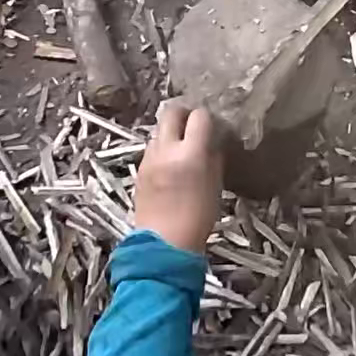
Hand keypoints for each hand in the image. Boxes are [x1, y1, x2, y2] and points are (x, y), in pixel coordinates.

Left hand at [133, 101, 224, 252]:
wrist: (164, 244)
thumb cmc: (198, 217)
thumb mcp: (216, 184)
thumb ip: (214, 155)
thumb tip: (214, 139)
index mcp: (190, 153)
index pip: (199, 116)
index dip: (208, 118)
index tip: (214, 127)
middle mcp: (166, 149)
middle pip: (172, 111)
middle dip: (185, 113)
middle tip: (195, 125)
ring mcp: (149, 158)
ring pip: (159, 130)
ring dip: (172, 132)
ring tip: (183, 147)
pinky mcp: (139, 168)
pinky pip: (153, 148)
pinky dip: (163, 148)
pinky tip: (171, 164)